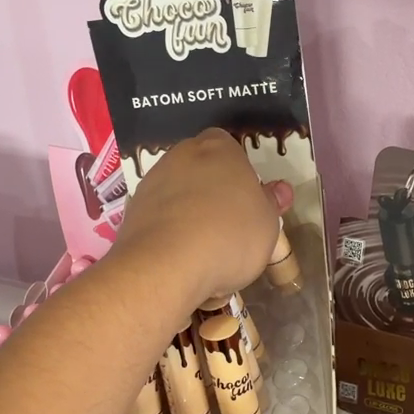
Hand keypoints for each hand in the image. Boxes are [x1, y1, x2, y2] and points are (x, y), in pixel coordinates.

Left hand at [111, 129, 288, 306]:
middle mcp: (181, 155)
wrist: (167, 266)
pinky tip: (181, 258)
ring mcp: (153, 182)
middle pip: (202, 169)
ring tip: (204, 249)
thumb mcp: (267, 224)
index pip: (230, 147)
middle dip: (213, 191)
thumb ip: (271, 204)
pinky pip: (160, 218)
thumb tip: (280, 190)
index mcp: (219, 148)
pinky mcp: (133, 211)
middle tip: (229, 226)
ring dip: (189, 212)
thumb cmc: (230, 236)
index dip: (240, 174)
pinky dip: (170, 232)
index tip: (248, 203)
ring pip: (178, 193)